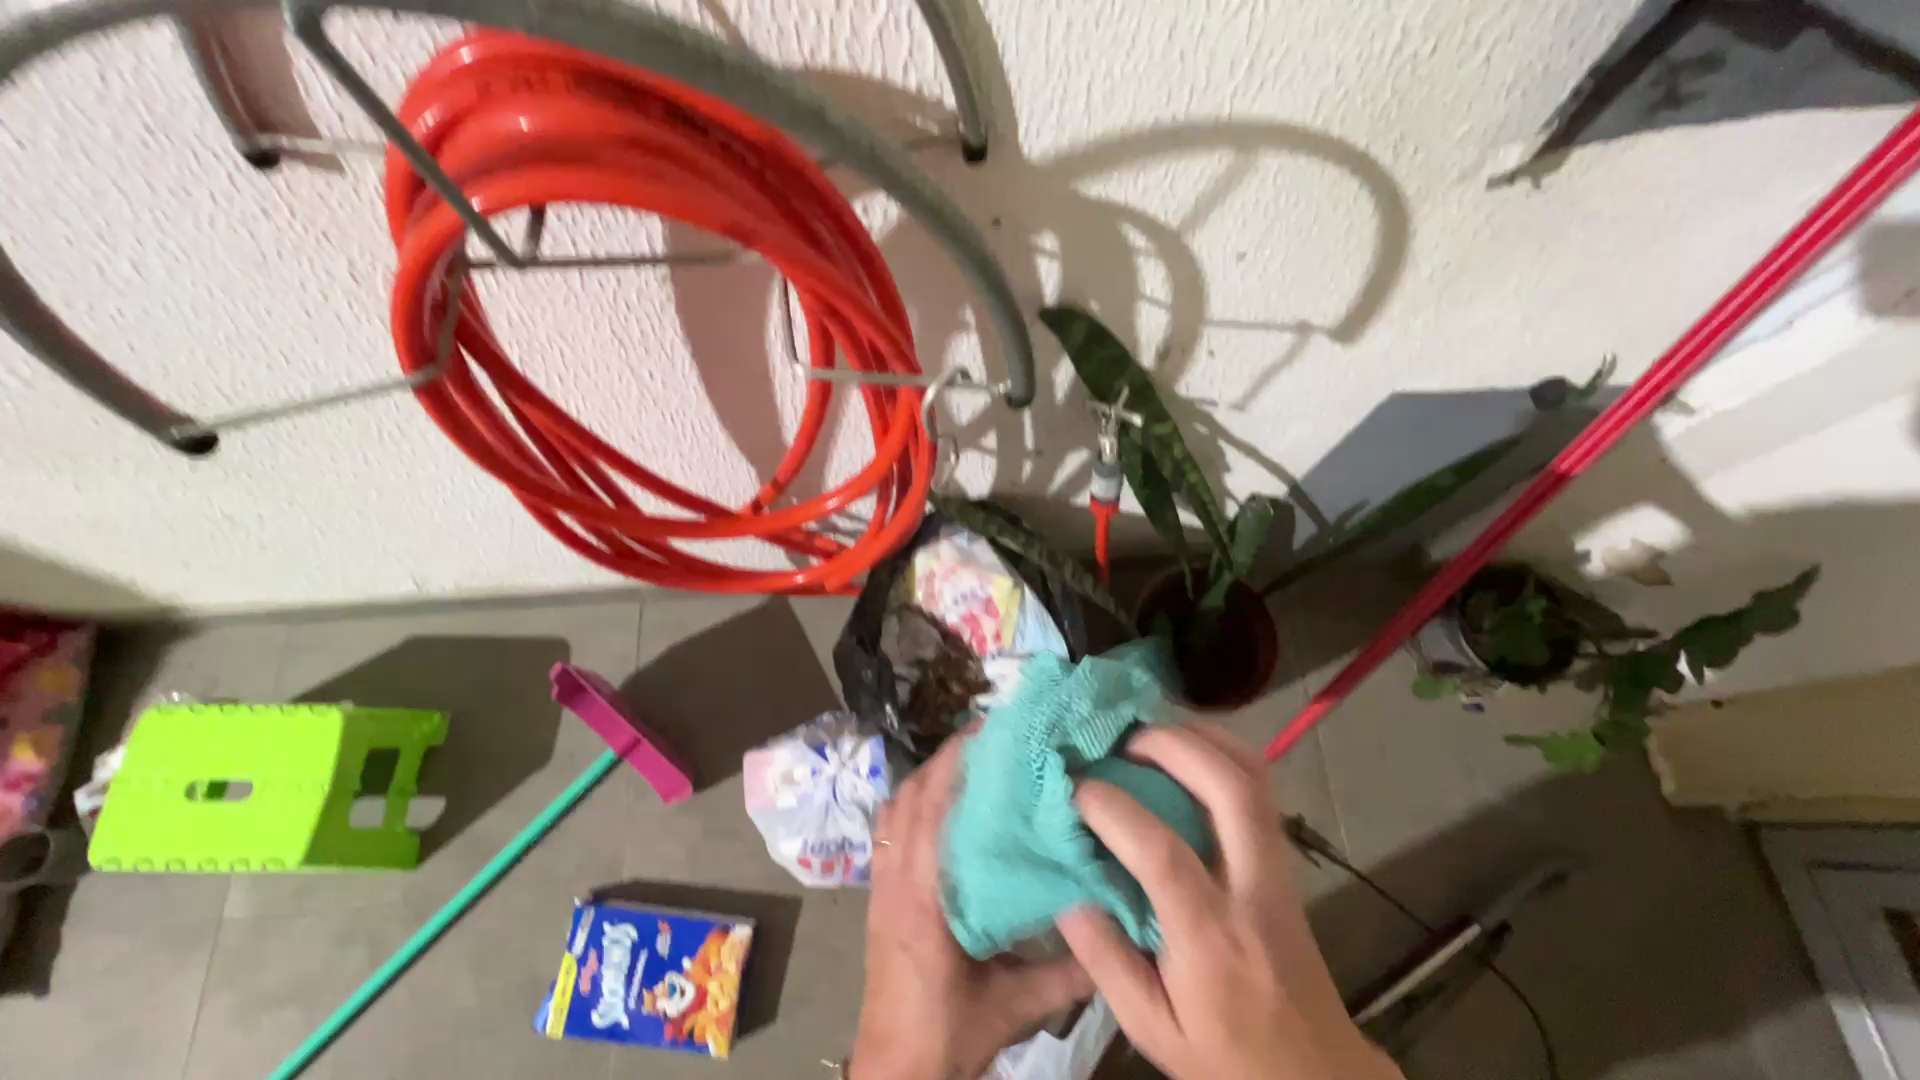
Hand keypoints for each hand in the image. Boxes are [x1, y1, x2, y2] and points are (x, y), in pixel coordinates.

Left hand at [850, 734, 1092, 1079]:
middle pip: (909, 798)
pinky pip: (889, 831)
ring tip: (971, 761)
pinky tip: (946, 805)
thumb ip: (1065, 972)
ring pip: (895, 810)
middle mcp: (895, 880)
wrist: (893, 1069)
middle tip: (991, 736)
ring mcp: (880, 886)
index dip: (955, 764)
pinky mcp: (879, 895)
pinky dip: (914, 803)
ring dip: (928, 778)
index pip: (932, 811)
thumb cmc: (948, 1033)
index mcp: (924, 898)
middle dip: (945, 759)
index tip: (990, 731)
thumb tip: (1118, 932)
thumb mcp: (1013, 1006)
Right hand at [1056, 722, 1402, 1079]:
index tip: (1075, 787)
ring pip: (1256, 778)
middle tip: (1123, 736)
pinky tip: (1187, 750)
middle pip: (1231, 790)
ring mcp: (1279, 869)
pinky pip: (1261, 789)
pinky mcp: (1286, 862)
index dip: (1116, 810)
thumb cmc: (1226, 1055)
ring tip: (1153, 729)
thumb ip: (1106, 962)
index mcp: (1212, 938)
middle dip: (1174, 746)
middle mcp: (1254, 890)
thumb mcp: (1152, 1030)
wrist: (1316, 1075)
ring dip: (1205, 738)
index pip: (1165, 855)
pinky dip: (1224, 753)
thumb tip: (1067, 894)